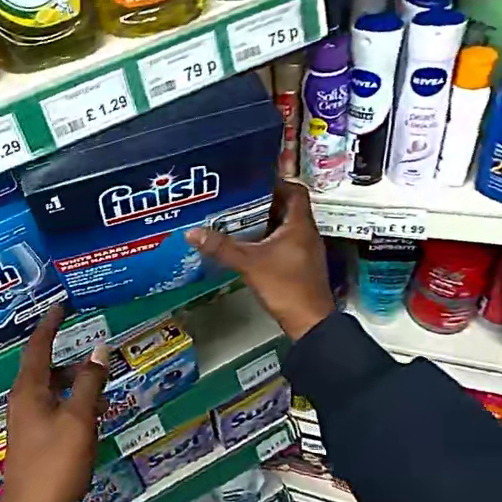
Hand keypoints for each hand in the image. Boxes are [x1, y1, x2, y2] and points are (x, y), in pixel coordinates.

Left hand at [0, 304, 108, 501]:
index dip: (50, 325)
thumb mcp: (80, 419)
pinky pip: (55, 408)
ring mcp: (27, 422)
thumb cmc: (55, 464)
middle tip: (98, 359)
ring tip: (104, 392)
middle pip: (46, 368)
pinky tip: (93, 417)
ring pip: (52, 390)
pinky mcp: (34, 440)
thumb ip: (91, 382)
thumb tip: (100, 349)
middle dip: (72, 361)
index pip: (38, 346)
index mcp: (28, 390)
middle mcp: (23, 401)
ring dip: (76, 384)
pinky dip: (73, 403)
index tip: (61, 306)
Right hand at [188, 181, 334, 341]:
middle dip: (265, 201)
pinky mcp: (302, 264)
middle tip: (240, 197)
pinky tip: (250, 243)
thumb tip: (192, 232)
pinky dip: (269, 238)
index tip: (255, 179)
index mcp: (300, 225)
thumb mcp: (249, 264)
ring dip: (267, 220)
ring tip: (240, 216)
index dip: (277, 182)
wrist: (310, 322)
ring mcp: (306, 250)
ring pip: (286, 225)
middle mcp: (306, 233)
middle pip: (289, 207)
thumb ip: (222, 247)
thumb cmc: (285, 287)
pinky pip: (286, 241)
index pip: (295, 190)